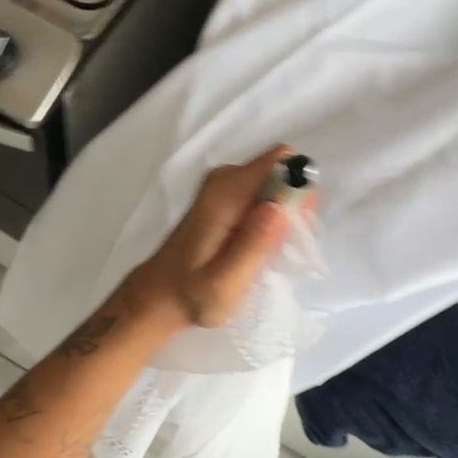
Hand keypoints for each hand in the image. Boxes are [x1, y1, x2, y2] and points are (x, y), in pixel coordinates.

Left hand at [120, 145, 296, 332]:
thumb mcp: (225, 282)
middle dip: (292, 208)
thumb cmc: (191, 295)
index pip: (280, 161)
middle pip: (282, 172)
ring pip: (276, 185)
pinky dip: (270, 221)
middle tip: (278, 249)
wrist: (160, 296)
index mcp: (225, 193)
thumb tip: (280, 206)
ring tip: (265, 253)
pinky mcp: (226, 197)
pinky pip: (265, 196)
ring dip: (282, 218)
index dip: (297, 190)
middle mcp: (225, 179)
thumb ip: (254, 244)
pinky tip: (257, 248)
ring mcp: (225, 185)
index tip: (293, 227)